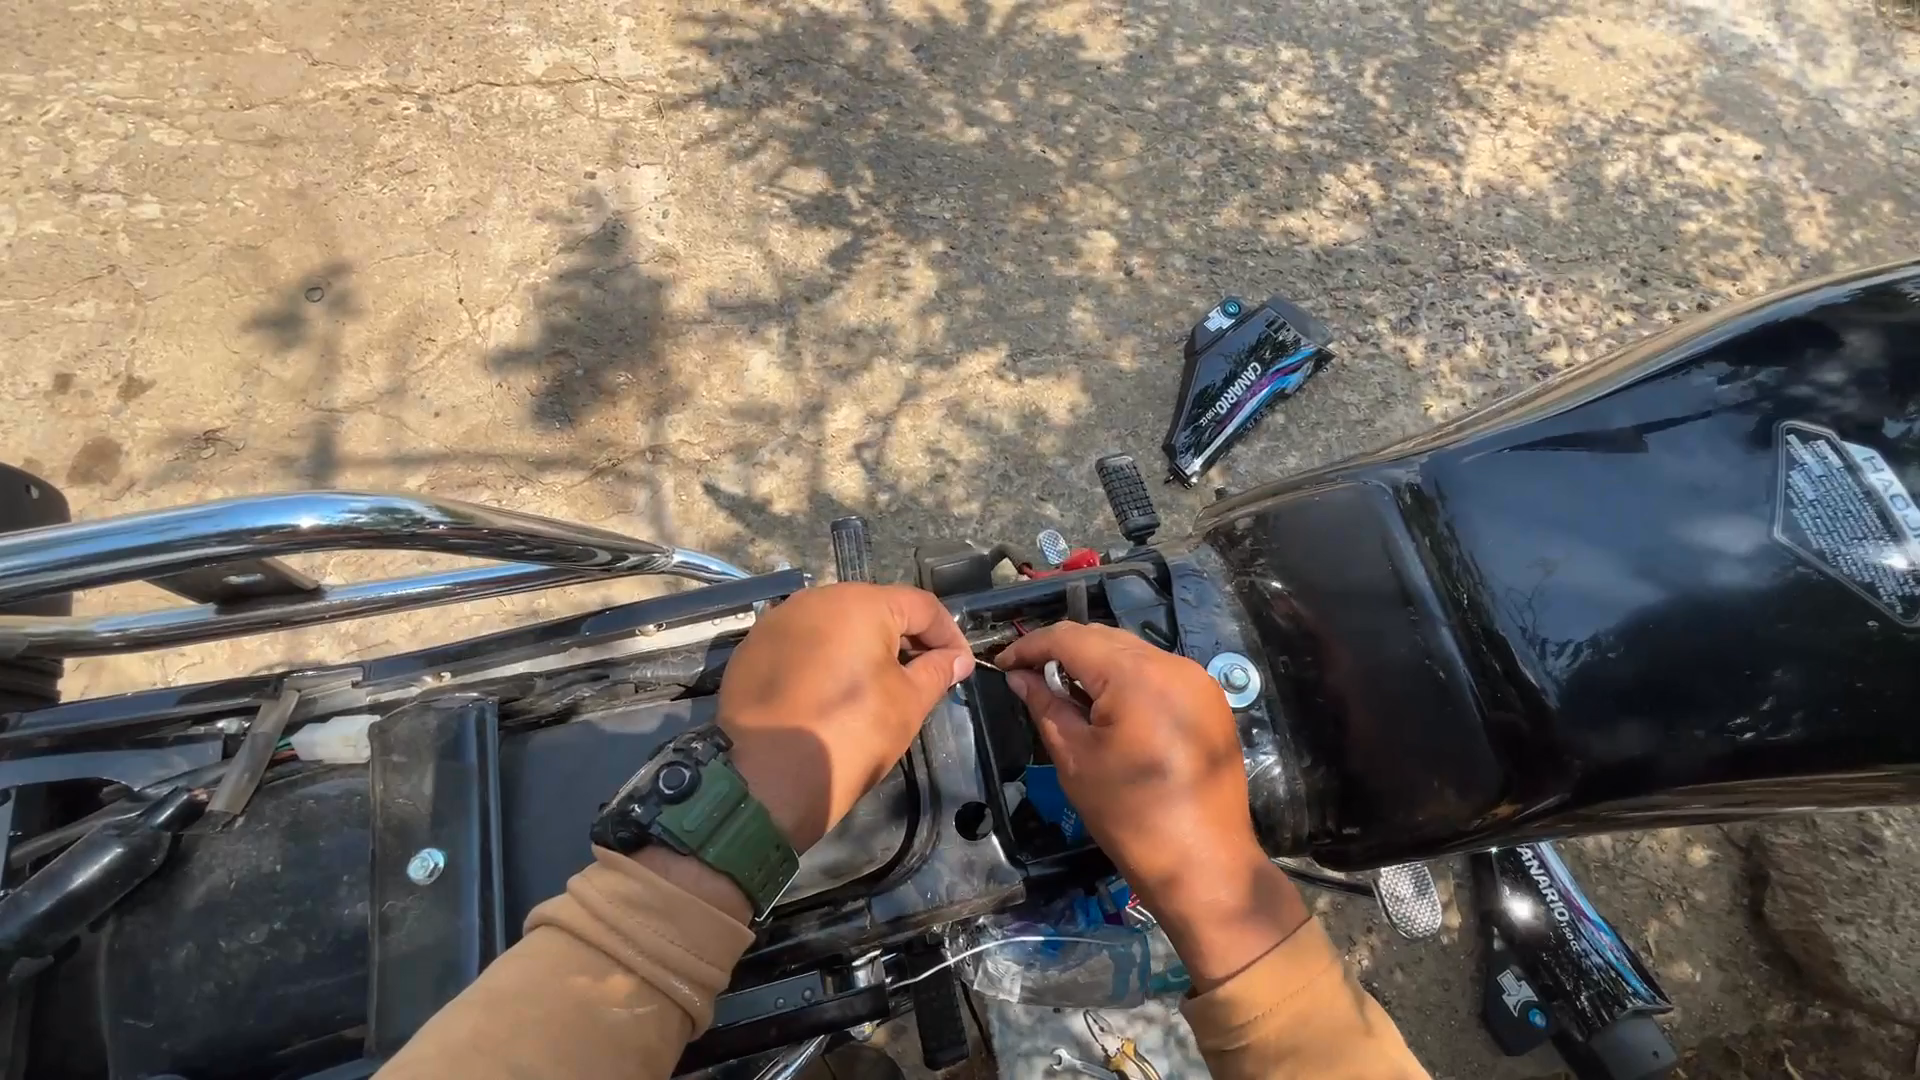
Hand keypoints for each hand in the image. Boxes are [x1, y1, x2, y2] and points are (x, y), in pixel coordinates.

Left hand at [718, 583, 971, 852]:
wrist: (764, 780)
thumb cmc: (850, 733)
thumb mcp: (908, 703)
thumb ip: (936, 672)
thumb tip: (956, 659)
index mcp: (860, 603)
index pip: (921, 606)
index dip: (948, 635)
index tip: (959, 667)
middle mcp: (816, 599)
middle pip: (876, 610)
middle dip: (905, 640)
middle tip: (923, 677)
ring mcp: (778, 621)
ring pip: (836, 625)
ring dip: (863, 649)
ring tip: (878, 686)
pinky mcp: (752, 649)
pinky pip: (803, 644)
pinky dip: (826, 660)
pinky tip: (832, 694)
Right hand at [996, 623, 1308, 990]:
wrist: (1203, 864)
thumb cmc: (1129, 815)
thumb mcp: (1075, 757)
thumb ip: (1046, 705)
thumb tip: (1020, 676)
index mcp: (1135, 675)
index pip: (1070, 638)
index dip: (1031, 646)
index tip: (1004, 664)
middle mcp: (1171, 664)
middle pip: (1103, 638)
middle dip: (1063, 651)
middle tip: (1031, 677)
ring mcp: (1196, 679)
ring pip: (1132, 651)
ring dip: (1095, 663)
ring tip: (1067, 692)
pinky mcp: (1209, 698)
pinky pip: (1157, 671)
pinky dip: (1127, 678)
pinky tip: (1109, 707)